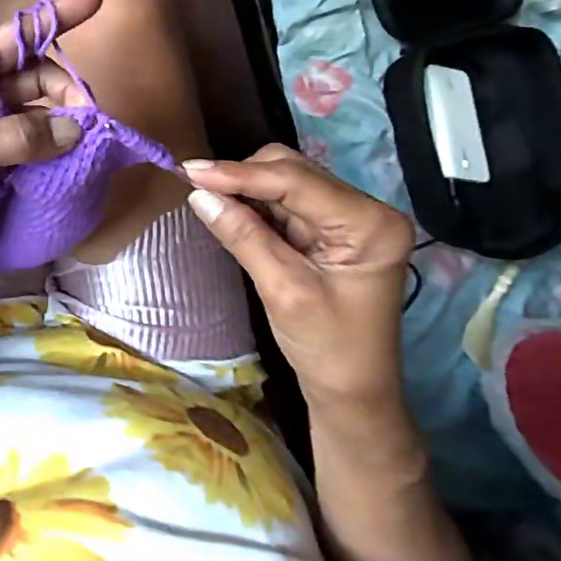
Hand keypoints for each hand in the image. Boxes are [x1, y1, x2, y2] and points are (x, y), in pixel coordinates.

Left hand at [0, 0, 105, 281]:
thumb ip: (12, 137)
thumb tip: (75, 127)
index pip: (9, 39)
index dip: (50, 17)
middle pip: (32, 73)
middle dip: (63, 86)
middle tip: (89, 117)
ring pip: (39, 107)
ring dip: (64, 117)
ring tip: (86, 137)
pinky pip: (36, 140)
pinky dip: (57, 143)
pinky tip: (72, 154)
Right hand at [183, 145, 415, 410]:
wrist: (352, 391)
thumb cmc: (328, 348)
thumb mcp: (283, 291)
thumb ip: (243, 237)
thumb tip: (198, 194)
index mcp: (370, 224)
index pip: (296, 181)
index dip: (239, 174)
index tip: (190, 171)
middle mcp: (364, 209)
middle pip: (292, 170)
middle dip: (242, 177)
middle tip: (196, 188)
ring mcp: (347, 217)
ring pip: (284, 179)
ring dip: (245, 187)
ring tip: (208, 199)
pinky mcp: (329, 227)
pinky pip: (283, 200)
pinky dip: (253, 202)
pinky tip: (230, 210)